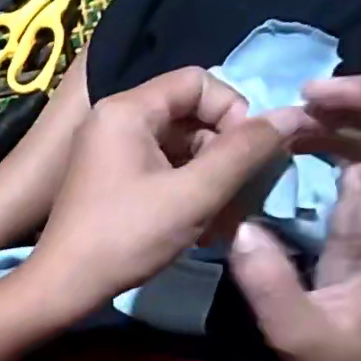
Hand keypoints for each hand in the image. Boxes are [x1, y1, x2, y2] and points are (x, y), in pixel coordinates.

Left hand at [33, 67, 302, 304]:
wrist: (66, 279)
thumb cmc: (128, 233)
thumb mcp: (196, 191)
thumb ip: (247, 149)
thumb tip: (294, 114)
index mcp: (124, 110)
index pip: (198, 81)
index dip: (233, 109)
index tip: (247, 151)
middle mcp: (111, 120)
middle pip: (190, 112)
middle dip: (225, 148)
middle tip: (242, 189)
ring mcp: (107, 148)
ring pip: (180, 143)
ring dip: (211, 174)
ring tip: (223, 215)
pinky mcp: (109, 174)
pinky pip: (161, 165)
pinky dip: (187, 186)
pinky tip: (202, 223)